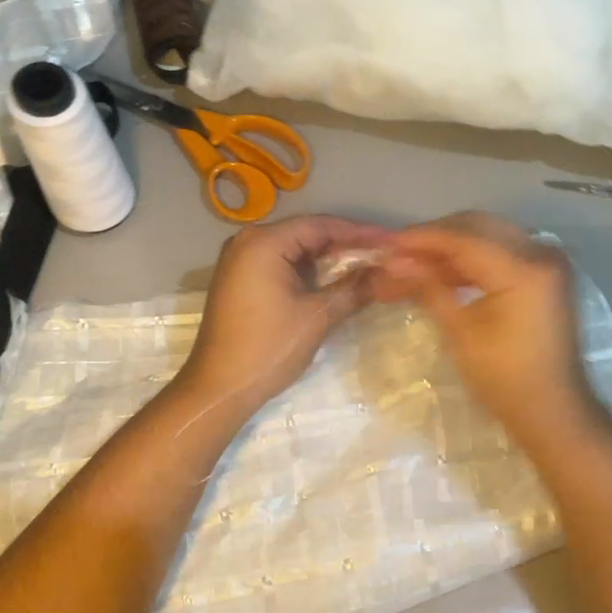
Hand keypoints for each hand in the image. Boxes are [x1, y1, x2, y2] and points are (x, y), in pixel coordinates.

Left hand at [177, 214, 387, 408]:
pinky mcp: (239, 280)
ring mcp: (239, 260)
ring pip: (294, 250)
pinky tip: (333, 281)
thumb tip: (387, 272)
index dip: (359, 233)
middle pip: (306, 234)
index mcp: (263, 242)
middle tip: (383, 255)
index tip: (391, 242)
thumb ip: (353, 288)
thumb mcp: (317, 317)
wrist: (220, 387)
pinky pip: (280, 264)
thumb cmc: (268, 348)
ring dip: (327, 259)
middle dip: (345, 245)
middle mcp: (247, 241)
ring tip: (365, 267)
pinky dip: (307, 272)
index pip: (321, 226)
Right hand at [373, 211, 599, 434]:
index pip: (463, 237)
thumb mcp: (461, 332)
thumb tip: (393, 262)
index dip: (421, 238)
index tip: (386, 244)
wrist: (552, 410)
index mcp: (524, 268)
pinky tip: (442, 274)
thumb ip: (429, 287)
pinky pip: (502, 254)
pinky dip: (472, 261)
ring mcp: (546, 262)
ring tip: (412, 265)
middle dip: (435, 239)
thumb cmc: (505, 378)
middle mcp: (541, 253)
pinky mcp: (544, 276)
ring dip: (451, 249)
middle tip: (397, 254)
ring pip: (489, 237)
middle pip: (477, 228)